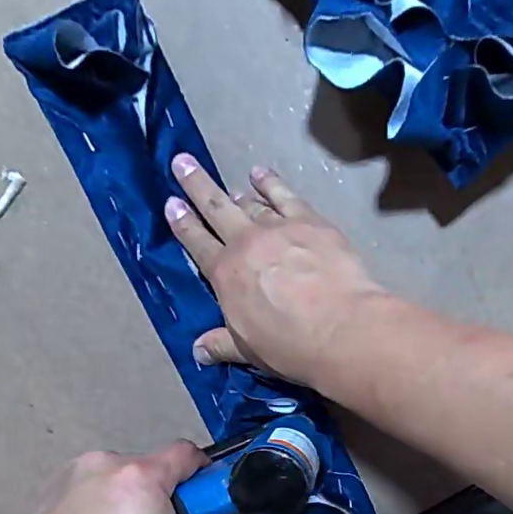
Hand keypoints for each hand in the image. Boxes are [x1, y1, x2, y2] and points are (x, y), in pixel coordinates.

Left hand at [0, 443, 229, 513]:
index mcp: (141, 474)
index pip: (187, 452)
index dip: (203, 473)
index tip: (202, 500)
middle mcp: (107, 461)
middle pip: (150, 468)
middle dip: (162, 495)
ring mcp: (74, 472)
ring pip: (119, 480)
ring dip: (129, 501)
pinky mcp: (50, 487)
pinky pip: (91, 488)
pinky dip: (100, 507)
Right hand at [163, 155, 386, 386]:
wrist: (341, 328)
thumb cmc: (289, 344)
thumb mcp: (247, 349)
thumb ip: (221, 344)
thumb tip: (198, 351)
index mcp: (224, 274)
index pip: (196, 242)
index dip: (181, 223)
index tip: (171, 204)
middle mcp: (246, 243)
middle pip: (215, 208)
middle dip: (196, 184)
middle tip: (181, 161)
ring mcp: (278, 228)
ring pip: (250, 203)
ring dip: (235, 193)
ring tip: (226, 186)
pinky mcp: (310, 221)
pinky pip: (285, 195)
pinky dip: (271, 182)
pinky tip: (261, 173)